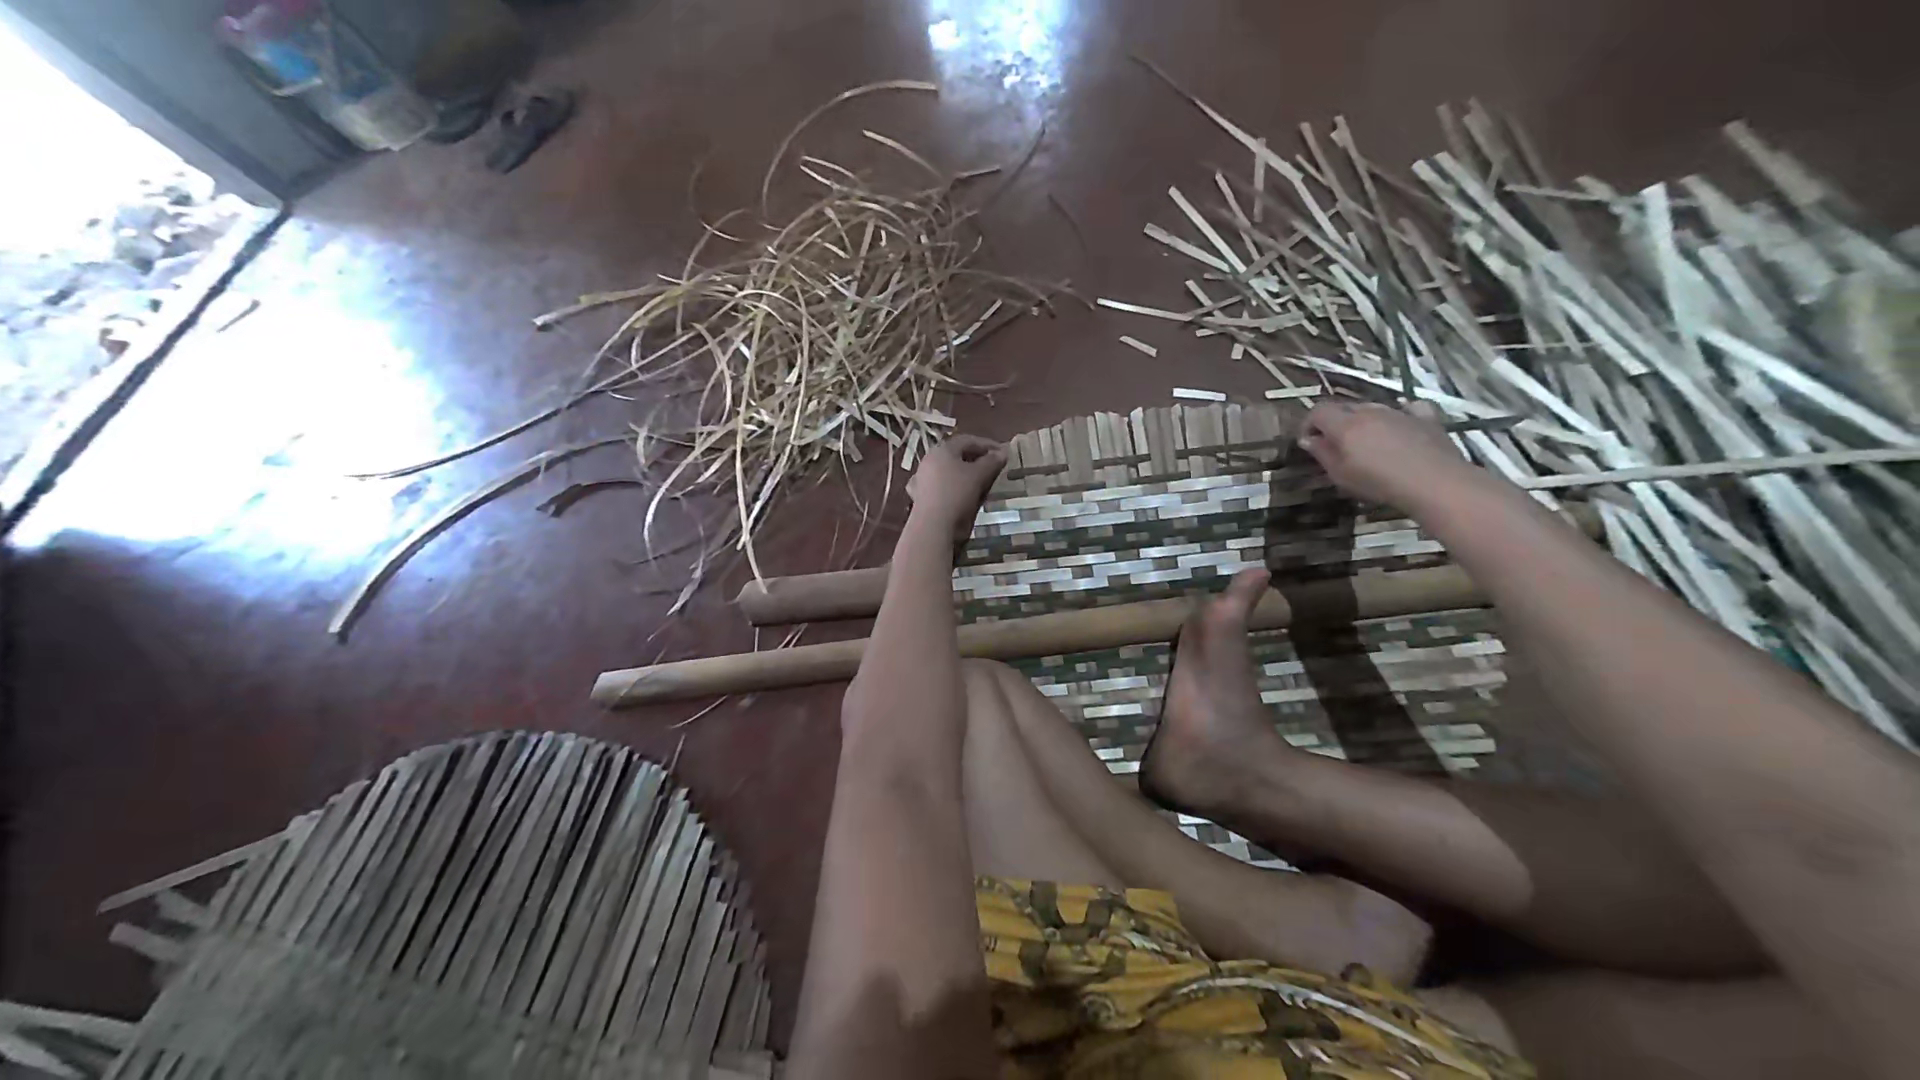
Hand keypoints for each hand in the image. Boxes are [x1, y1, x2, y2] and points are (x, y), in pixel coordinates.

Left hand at [907, 435, 1007, 530]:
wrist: (933, 525)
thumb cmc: (957, 494)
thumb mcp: (979, 475)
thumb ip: (991, 462)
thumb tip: (1002, 452)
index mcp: (942, 450)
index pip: (967, 440)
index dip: (987, 444)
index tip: (1002, 452)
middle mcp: (929, 459)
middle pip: (955, 454)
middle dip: (975, 458)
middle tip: (992, 465)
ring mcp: (921, 478)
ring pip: (946, 470)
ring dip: (962, 472)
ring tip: (978, 480)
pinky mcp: (919, 495)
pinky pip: (939, 485)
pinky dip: (951, 486)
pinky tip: (956, 492)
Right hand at [1296, 401, 1479, 512]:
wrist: (1434, 482)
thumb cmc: (1379, 482)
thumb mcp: (1340, 475)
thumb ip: (1322, 453)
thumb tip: (1308, 439)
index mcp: (1345, 424)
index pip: (1318, 411)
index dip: (1308, 423)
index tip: (1307, 441)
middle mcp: (1370, 411)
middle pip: (1345, 407)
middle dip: (1335, 422)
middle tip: (1335, 445)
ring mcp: (1399, 411)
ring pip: (1373, 408)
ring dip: (1364, 421)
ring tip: (1367, 443)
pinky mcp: (1425, 417)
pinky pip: (1407, 409)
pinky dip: (1399, 415)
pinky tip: (1401, 427)